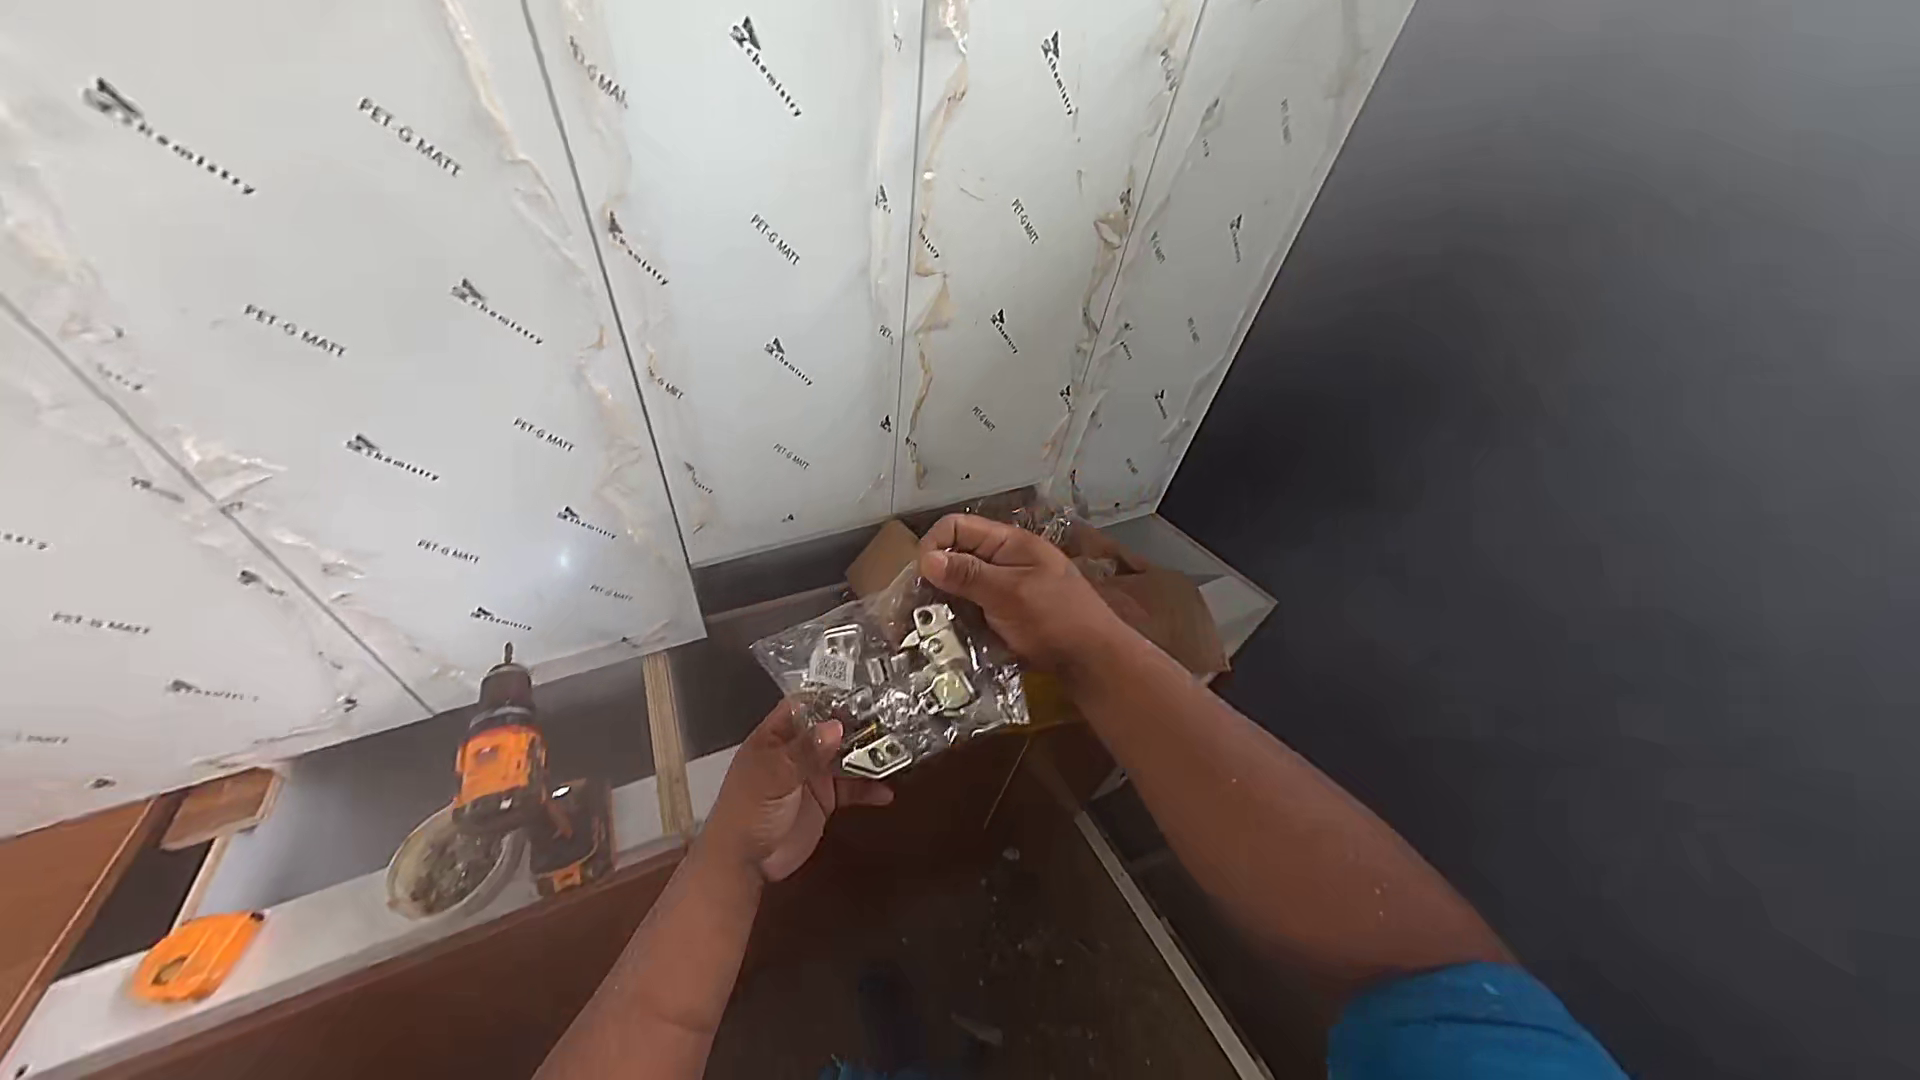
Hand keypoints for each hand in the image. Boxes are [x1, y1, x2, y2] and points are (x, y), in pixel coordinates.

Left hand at [700, 702, 893, 881]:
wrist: (743, 865)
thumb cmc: (748, 811)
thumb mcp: (773, 776)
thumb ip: (805, 751)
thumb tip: (836, 726)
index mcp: (778, 735)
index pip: (807, 704)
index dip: (832, 694)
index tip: (865, 687)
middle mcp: (798, 749)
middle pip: (834, 728)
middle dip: (861, 723)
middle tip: (893, 717)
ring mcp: (813, 773)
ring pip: (848, 756)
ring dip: (870, 755)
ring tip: (899, 749)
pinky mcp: (826, 799)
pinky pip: (852, 788)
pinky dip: (870, 789)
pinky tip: (887, 792)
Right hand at [917, 513, 1134, 672]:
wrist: (1092, 659)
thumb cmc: (1056, 619)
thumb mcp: (1010, 593)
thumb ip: (969, 574)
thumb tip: (925, 558)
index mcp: (1008, 543)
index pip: (956, 526)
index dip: (933, 545)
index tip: (920, 577)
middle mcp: (1002, 560)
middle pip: (954, 555)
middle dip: (932, 576)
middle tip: (914, 606)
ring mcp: (1003, 587)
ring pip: (959, 585)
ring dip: (942, 601)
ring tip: (924, 624)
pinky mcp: (1002, 613)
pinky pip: (970, 608)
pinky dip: (956, 617)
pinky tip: (945, 634)